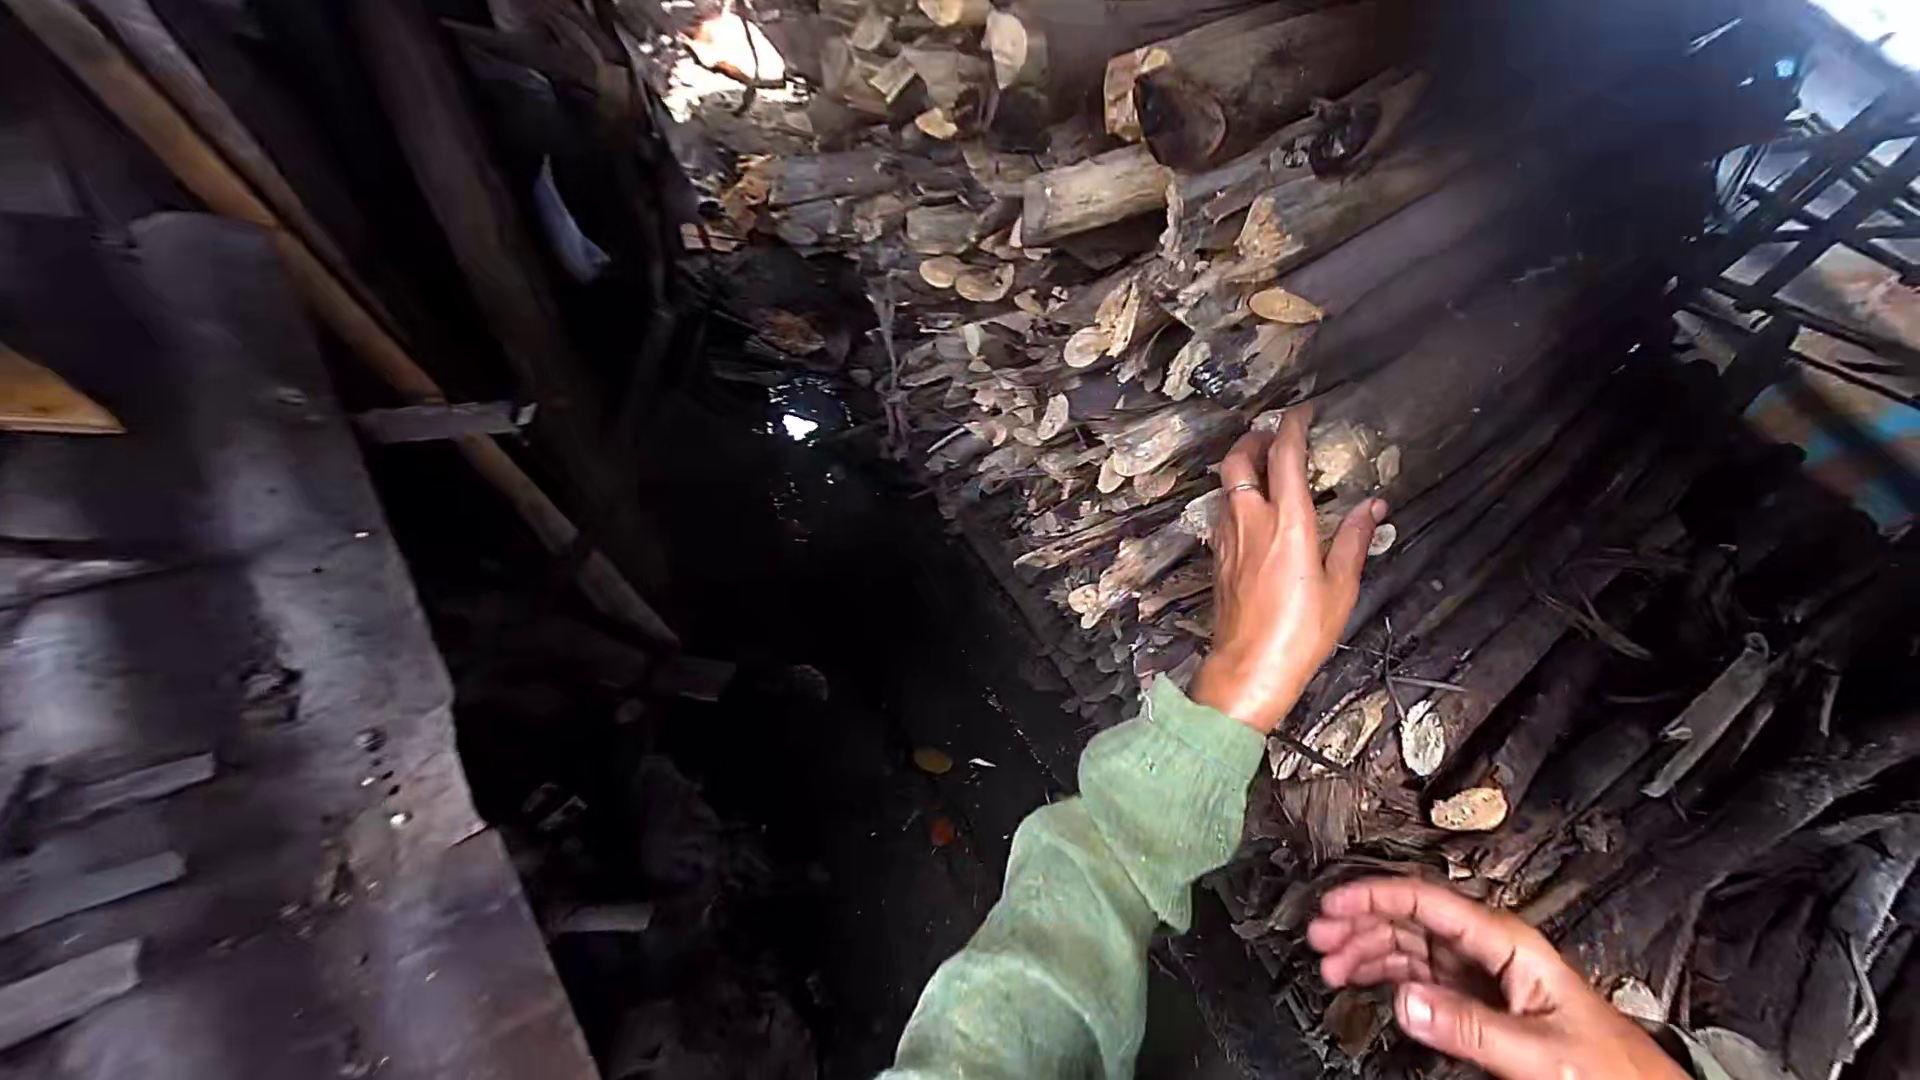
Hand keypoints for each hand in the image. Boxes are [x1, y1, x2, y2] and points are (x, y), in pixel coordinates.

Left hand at [1190, 406, 1385, 732]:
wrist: (1248, 664)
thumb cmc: (1301, 630)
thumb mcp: (1341, 585)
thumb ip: (1354, 539)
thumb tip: (1373, 505)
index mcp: (1288, 523)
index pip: (1283, 457)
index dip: (1290, 427)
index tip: (1300, 411)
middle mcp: (1249, 522)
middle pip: (1236, 461)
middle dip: (1252, 439)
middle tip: (1272, 434)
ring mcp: (1226, 538)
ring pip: (1224, 486)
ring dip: (1240, 466)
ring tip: (1263, 466)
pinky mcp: (1216, 556)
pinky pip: (1221, 512)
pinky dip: (1234, 496)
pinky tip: (1250, 508)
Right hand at [1308, 877, 1690, 1079]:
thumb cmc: (1619, 1079)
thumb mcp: (1546, 1058)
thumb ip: (1471, 1028)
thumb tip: (1402, 999)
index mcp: (1505, 941)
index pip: (1423, 900)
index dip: (1372, 896)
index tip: (1332, 905)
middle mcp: (1485, 947)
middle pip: (1405, 919)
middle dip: (1358, 925)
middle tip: (1319, 938)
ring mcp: (1478, 972)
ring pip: (1404, 945)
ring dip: (1363, 951)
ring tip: (1329, 964)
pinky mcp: (1475, 999)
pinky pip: (1415, 974)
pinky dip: (1382, 975)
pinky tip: (1360, 980)